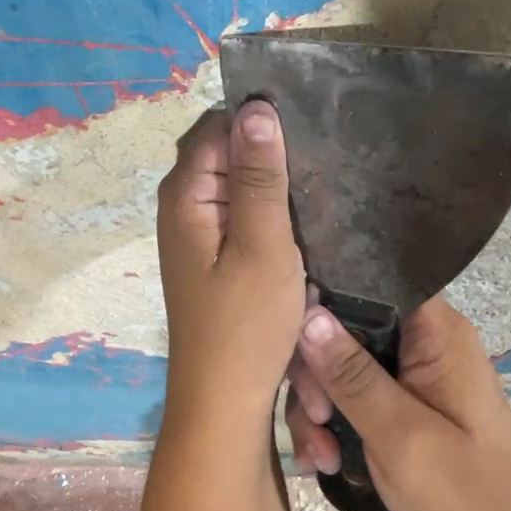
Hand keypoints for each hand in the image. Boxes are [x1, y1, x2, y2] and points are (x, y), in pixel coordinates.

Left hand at [156, 101, 308, 426]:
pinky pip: (247, 221)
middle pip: (230, 156)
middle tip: (326, 161)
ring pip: (243, 190)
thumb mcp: (262, 246)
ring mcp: (199, 233)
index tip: (309, 124)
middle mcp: (184, 206)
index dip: (259, 121)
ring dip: (278, 194)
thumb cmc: (244, 326)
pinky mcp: (216, 258)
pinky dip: (273, 223)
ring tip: (325, 194)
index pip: (218, 127)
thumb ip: (260, 176)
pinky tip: (307, 232)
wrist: (224, 404)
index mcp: (185, 194)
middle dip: (274, 158)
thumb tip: (256, 107)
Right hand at [288, 297, 510, 510]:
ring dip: (319, 407)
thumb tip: (307, 310)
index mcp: (436, 332)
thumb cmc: (467, 499)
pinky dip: (332, 424)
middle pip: (344, 327)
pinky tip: (324, 460)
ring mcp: (411, 373)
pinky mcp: (400, 403)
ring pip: (339, 364)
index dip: (321, 301)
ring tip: (320, 454)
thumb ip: (352, 374)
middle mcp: (423, 341)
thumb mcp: (402, 437)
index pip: (367, 282)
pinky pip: (350, 394)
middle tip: (316, 419)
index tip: (290, 343)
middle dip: (316, 373)